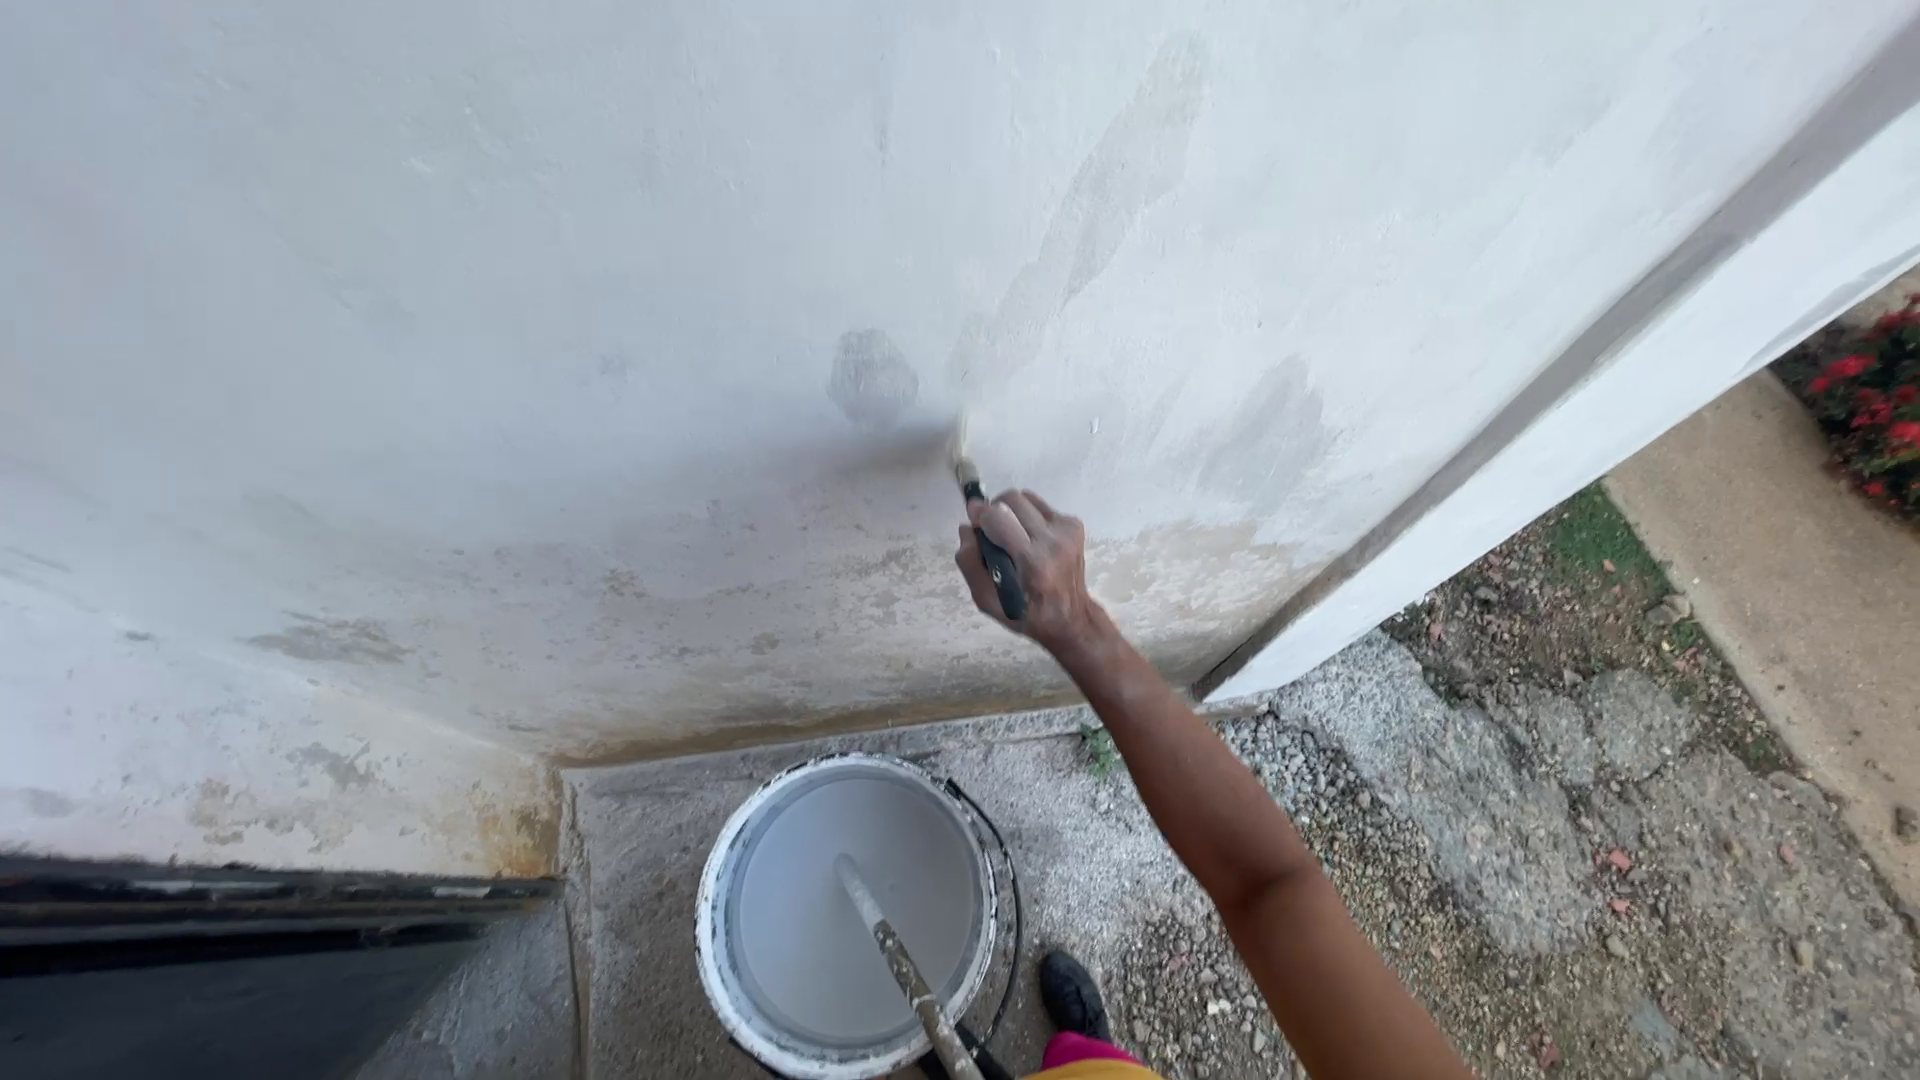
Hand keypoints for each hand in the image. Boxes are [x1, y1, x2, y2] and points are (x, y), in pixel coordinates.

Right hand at [954, 489, 1105, 655]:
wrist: (1069, 618)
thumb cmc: (1024, 613)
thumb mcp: (987, 600)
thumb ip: (970, 563)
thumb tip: (966, 528)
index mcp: (1032, 561)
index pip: (998, 519)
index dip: (979, 513)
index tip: (972, 517)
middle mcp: (1053, 540)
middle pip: (1012, 499)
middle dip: (994, 508)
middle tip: (989, 528)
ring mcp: (1067, 530)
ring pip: (1027, 498)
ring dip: (1011, 510)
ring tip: (1010, 532)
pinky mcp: (1075, 526)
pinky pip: (1041, 506)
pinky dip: (1028, 515)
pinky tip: (1029, 536)